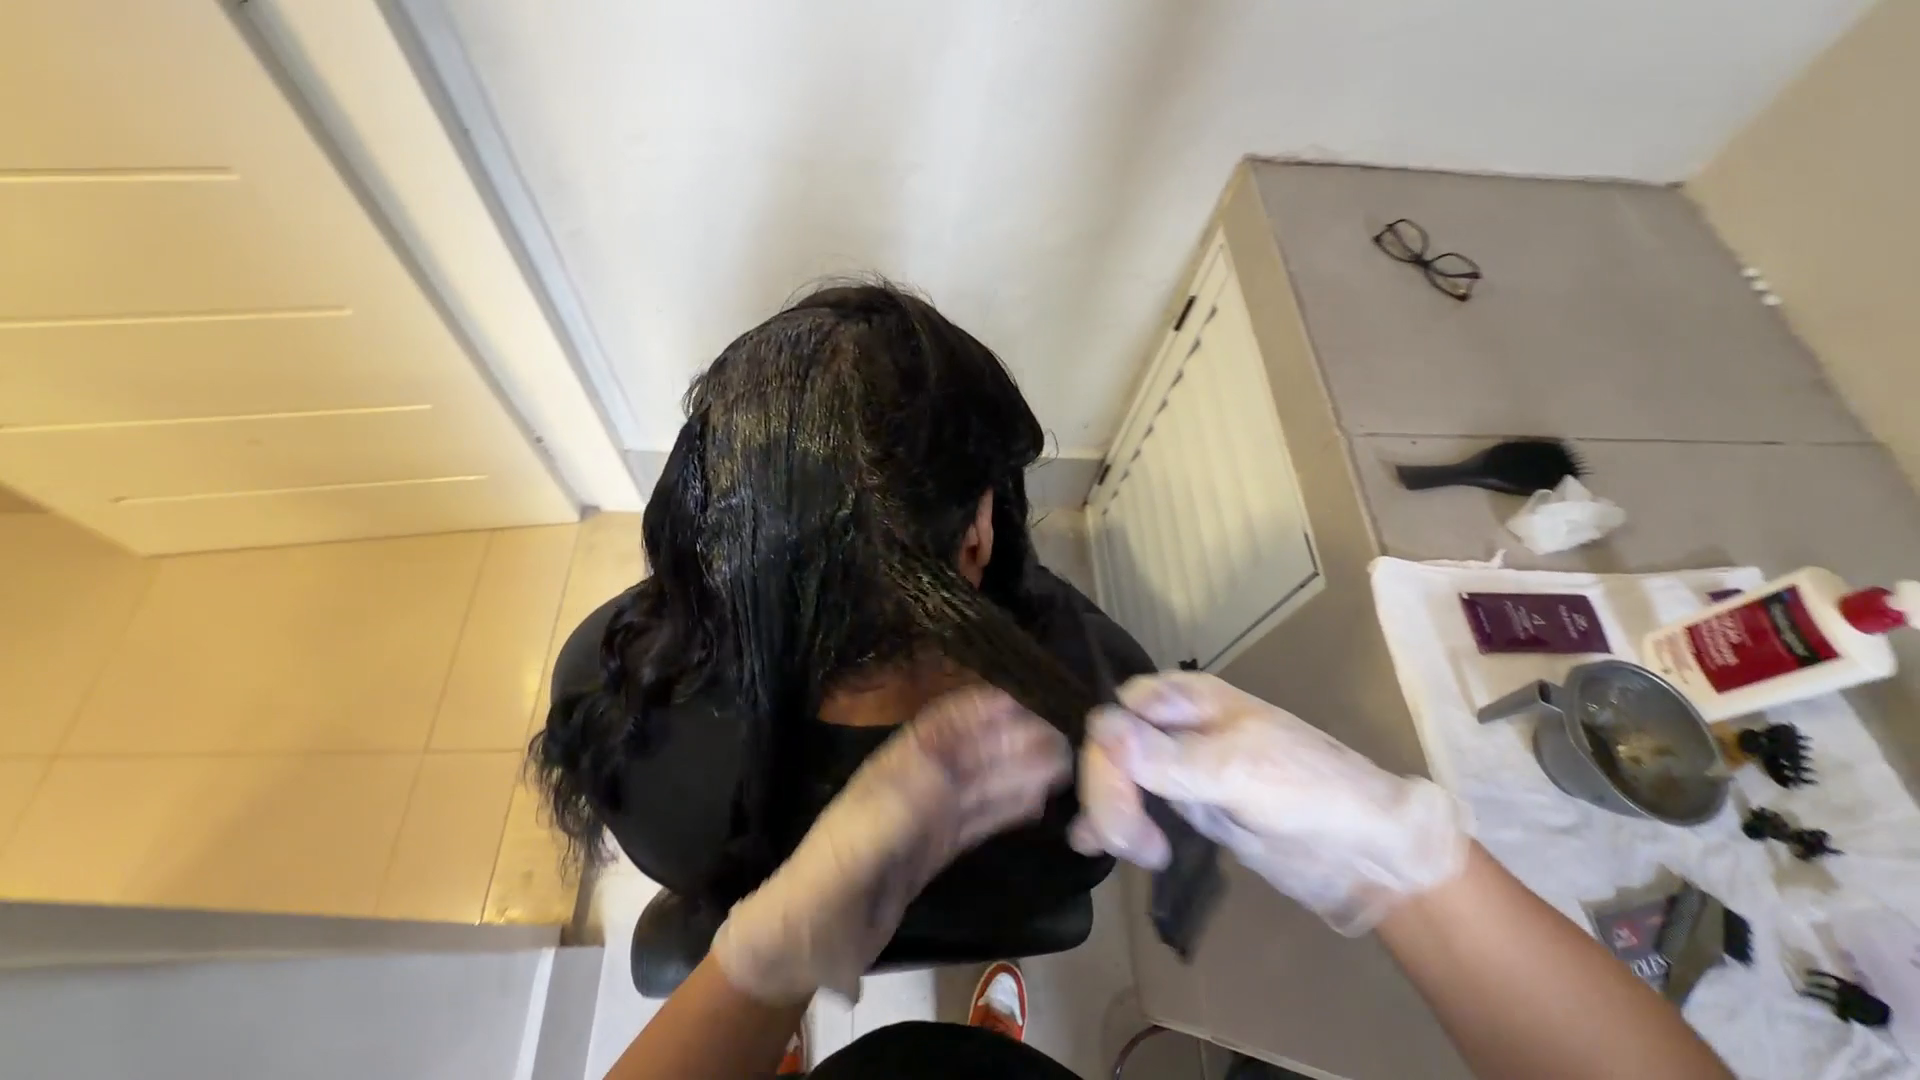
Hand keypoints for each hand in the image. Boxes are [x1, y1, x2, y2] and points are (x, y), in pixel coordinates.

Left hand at [712, 687, 1070, 1002]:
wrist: (807, 942)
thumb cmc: (825, 886)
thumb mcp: (857, 845)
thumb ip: (900, 806)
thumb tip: (948, 768)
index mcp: (892, 772)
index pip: (940, 726)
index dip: (977, 709)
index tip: (1021, 699)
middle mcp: (913, 786)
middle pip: (968, 753)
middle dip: (1009, 741)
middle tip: (1059, 737)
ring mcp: (925, 819)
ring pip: (978, 786)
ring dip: (1015, 773)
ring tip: (1058, 765)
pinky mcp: (933, 852)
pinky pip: (976, 821)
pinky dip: (1004, 809)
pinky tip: (1033, 803)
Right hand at [1070, 672, 1469, 934]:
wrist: (1364, 850)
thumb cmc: (1311, 793)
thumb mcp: (1237, 771)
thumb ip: (1168, 756)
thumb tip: (1100, 727)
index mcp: (1189, 698)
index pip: (1121, 714)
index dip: (1110, 756)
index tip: (1127, 804)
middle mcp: (1177, 725)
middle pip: (1113, 749)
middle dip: (1111, 793)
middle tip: (1130, 843)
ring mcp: (1179, 766)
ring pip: (1118, 777)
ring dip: (1109, 811)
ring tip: (1132, 851)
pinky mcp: (1186, 803)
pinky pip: (1134, 804)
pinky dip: (1111, 820)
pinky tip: (1095, 843)